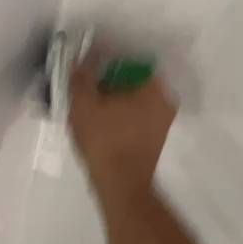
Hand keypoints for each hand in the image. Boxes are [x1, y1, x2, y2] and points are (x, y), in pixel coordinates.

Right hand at [67, 43, 177, 207]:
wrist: (121, 185)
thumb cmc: (105, 141)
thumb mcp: (84, 106)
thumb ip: (80, 79)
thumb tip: (76, 61)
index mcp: (154, 85)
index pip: (130, 58)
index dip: (106, 58)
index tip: (87, 64)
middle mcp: (166, 99)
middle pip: (133, 79)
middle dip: (109, 80)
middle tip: (86, 85)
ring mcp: (163, 120)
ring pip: (134, 99)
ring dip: (114, 98)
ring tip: (90, 104)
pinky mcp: (155, 138)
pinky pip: (135, 116)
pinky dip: (119, 114)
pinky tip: (100, 121)